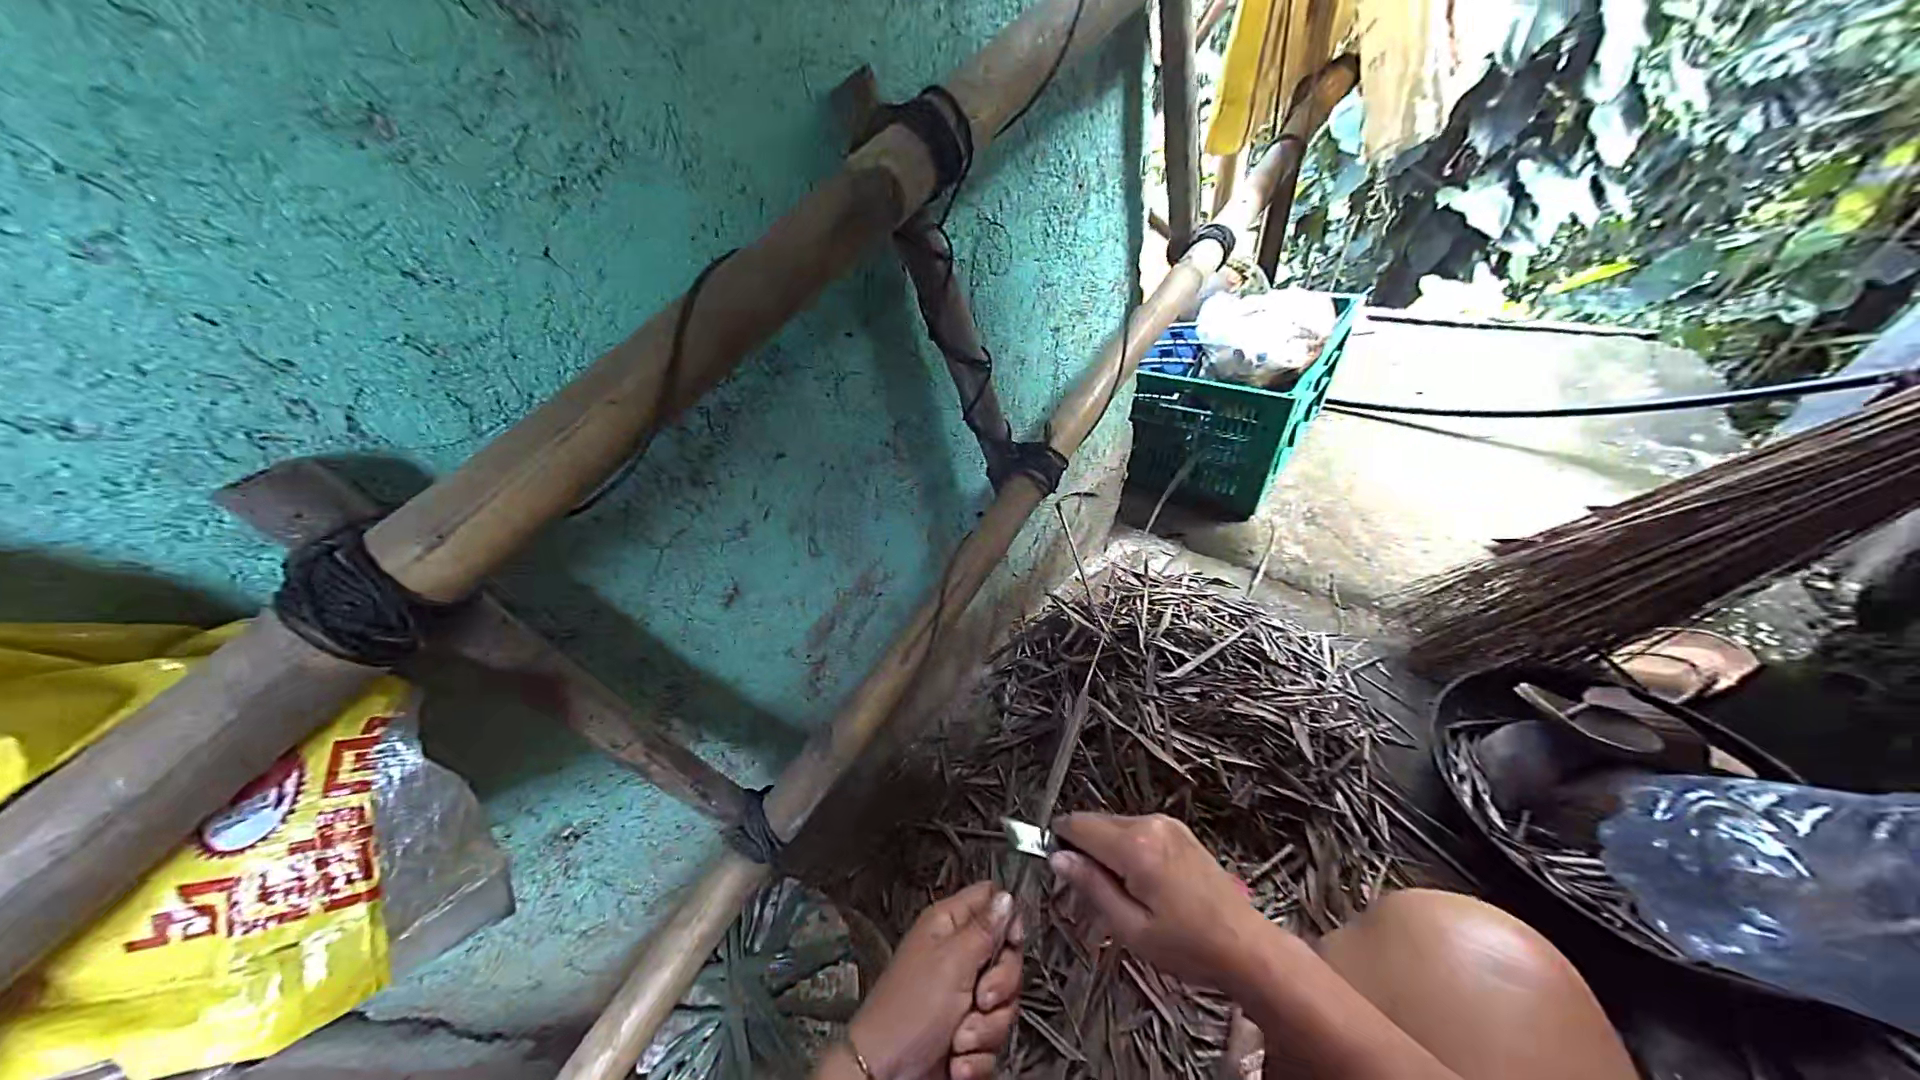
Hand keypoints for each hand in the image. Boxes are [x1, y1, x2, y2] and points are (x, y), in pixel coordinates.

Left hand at [843, 881, 1023, 1079]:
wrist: (886, 1075)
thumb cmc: (908, 1012)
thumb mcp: (952, 961)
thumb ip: (985, 929)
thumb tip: (1006, 897)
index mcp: (948, 925)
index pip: (991, 900)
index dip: (1007, 919)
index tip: (1009, 943)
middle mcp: (957, 955)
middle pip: (1006, 956)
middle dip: (1000, 987)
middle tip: (980, 998)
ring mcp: (962, 996)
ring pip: (1004, 1003)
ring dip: (985, 1028)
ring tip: (959, 1037)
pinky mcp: (966, 1033)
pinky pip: (993, 1039)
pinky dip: (978, 1056)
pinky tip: (956, 1059)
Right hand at [1049, 813, 1274, 990]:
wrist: (1248, 947)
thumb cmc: (1190, 946)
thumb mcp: (1131, 927)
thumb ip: (1091, 887)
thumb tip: (1058, 858)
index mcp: (1135, 846)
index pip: (1077, 824)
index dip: (1059, 842)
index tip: (1057, 866)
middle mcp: (1150, 824)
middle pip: (1095, 823)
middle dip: (1084, 850)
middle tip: (1091, 894)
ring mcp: (1166, 824)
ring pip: (1114, 826)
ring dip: (1105, 851)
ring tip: (1121, 894)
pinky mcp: (1178, 831)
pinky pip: (1136, 830)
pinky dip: (1127, 850)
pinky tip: (1141, 884)